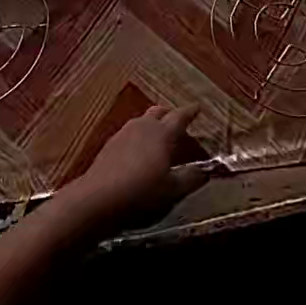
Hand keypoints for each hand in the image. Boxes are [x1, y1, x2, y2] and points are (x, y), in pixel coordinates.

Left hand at [60, 104, 209, 230]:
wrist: (100, 196)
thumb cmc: (142, 191)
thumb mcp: (172, 190)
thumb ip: (191, 178)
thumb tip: (205, 171)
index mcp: (163, 133)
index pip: (180, 116)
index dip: (190, 112)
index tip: (198, 108)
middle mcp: (144, 126)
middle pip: (159, 112)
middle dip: (170, 113)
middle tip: (179, 120)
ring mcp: (125, 132)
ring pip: (143, 120)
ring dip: (153, 123)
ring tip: (159, 134)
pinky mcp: (111, 143)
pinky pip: (130, 131)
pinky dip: (139, 135)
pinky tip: (138, 150)